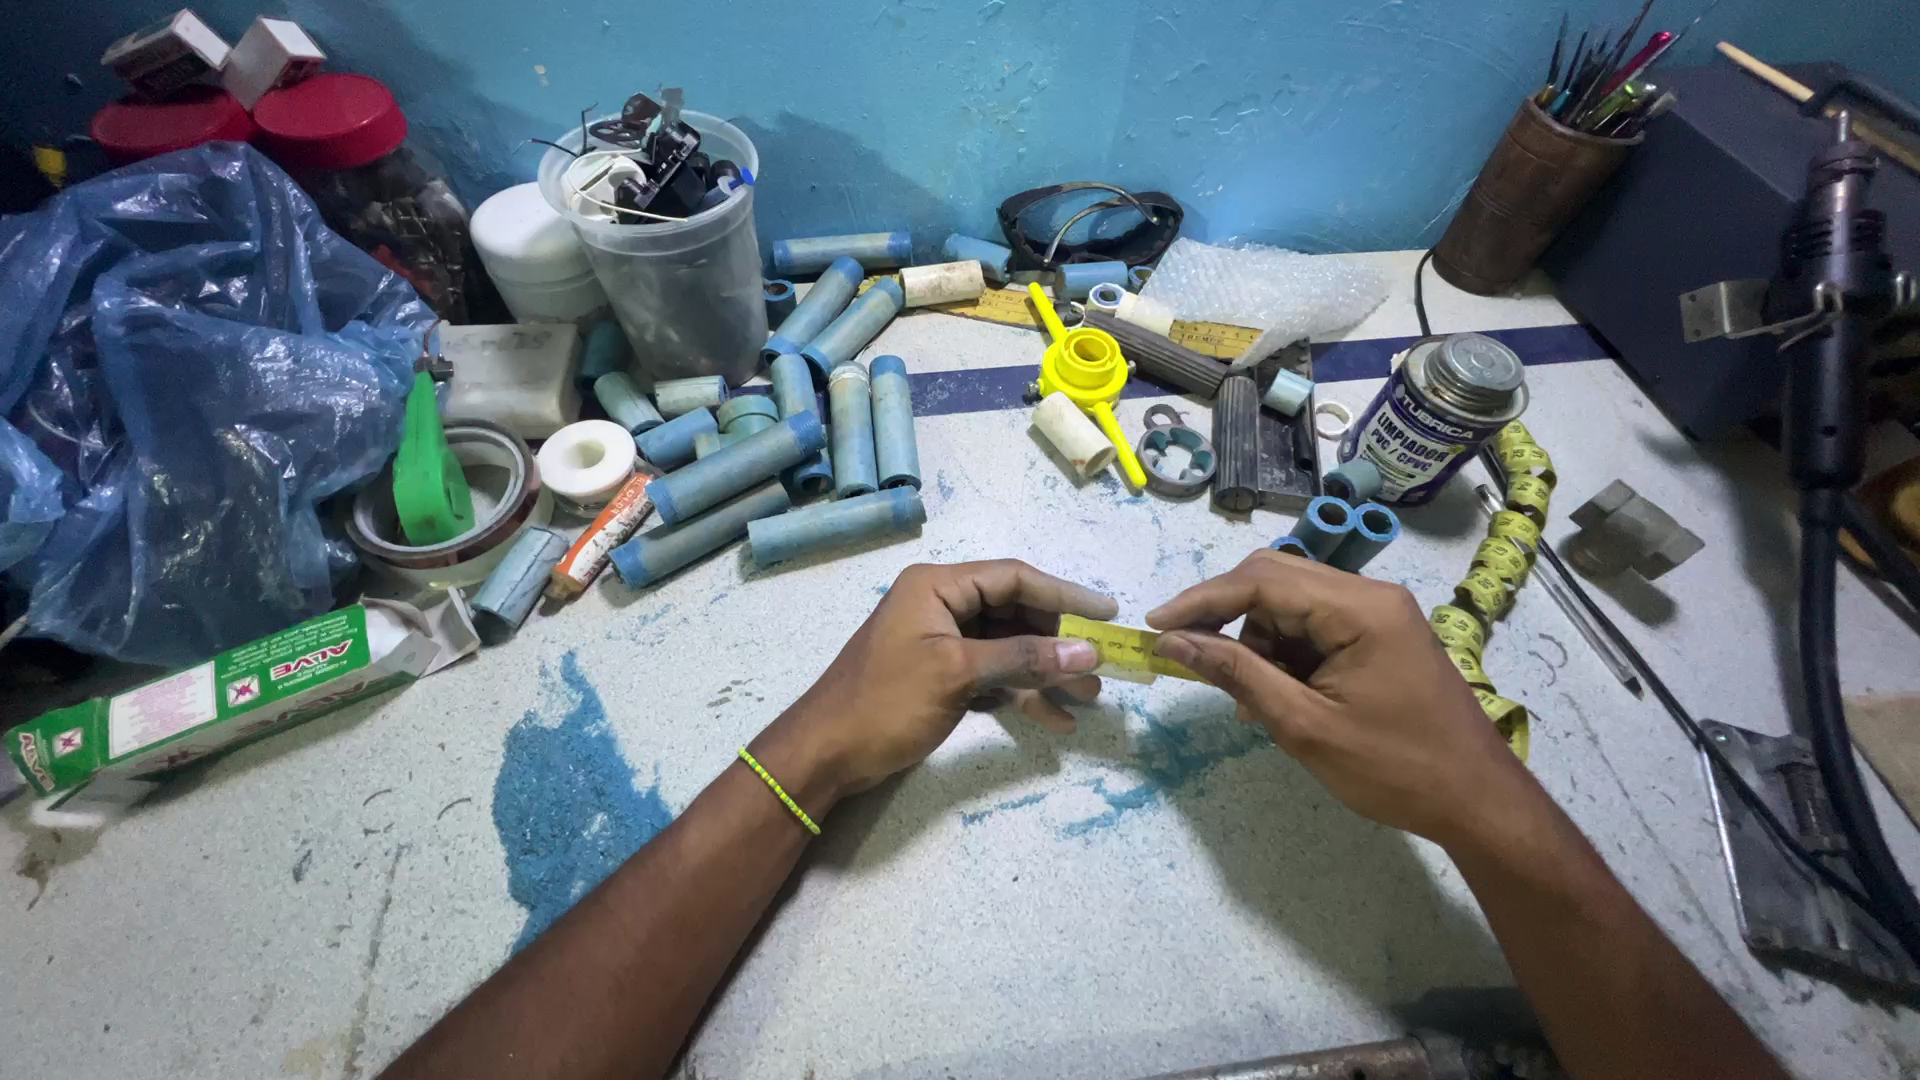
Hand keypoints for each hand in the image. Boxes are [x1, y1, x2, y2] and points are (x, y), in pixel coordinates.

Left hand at [753, 560, 1117, 808]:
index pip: (1013, 578)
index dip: (1064, 594)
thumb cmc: (886, 702)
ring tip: (1089, 697)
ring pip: (1007, 647)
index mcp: (938, 586)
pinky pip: (992, 675)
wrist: (825, 754)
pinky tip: (1055, 718)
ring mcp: (942, 641)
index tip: (1107, 614)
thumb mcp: (958, 674)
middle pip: (1014, 612)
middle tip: (1102, 665)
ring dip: (1045, 671)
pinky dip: (1020, 693)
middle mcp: (942, 605)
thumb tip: (1088, 651)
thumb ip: (1024, 657)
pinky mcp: (942, 675)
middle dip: (1058, 640)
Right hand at [1146, 549, 1539, 848]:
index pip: (1261, 581)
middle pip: (1272, 579)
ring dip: (1252, 639)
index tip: (1157, 625)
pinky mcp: (1376, 633)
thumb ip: (1236, 674)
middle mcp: (1369, 595)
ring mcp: (1376, 612)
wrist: (1480, 806)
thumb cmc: (1395, 770)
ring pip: (1287, 602)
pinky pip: (1310, 624)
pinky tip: (1275, 694)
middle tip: (1186, 650)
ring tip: (1245, 697)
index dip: (1201, 601)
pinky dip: (1280, 652)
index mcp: (1360, 609)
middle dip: (1223, 614)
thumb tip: (1173, 641)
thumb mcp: (1303, 725)